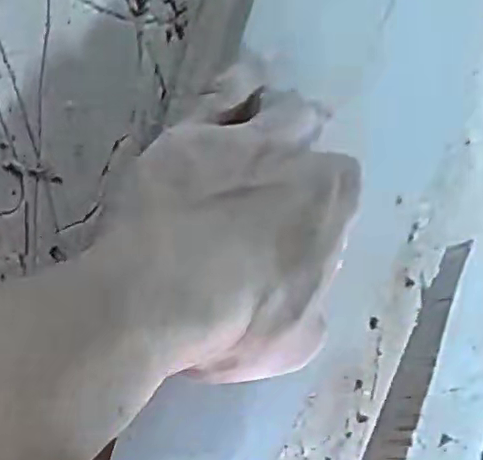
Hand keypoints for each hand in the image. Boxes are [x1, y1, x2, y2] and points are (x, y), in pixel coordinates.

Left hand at [92, 62, 359, 383]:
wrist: (149, 303)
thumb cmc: (228, 328)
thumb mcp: (289, 344)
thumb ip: (308, 315)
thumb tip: (306, 307)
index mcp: (328, 205)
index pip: (333, 200)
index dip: (311, 220)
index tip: (285, 245)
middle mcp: (292, 157)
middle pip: (307, 143)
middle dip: (297, 160)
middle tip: (271, 189)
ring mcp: (236, 143)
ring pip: (274, 108)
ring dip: (275, 117)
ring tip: (260, 136)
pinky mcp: (182, 139)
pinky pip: (219, 93)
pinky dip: (232, 91)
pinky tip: (232, 99)